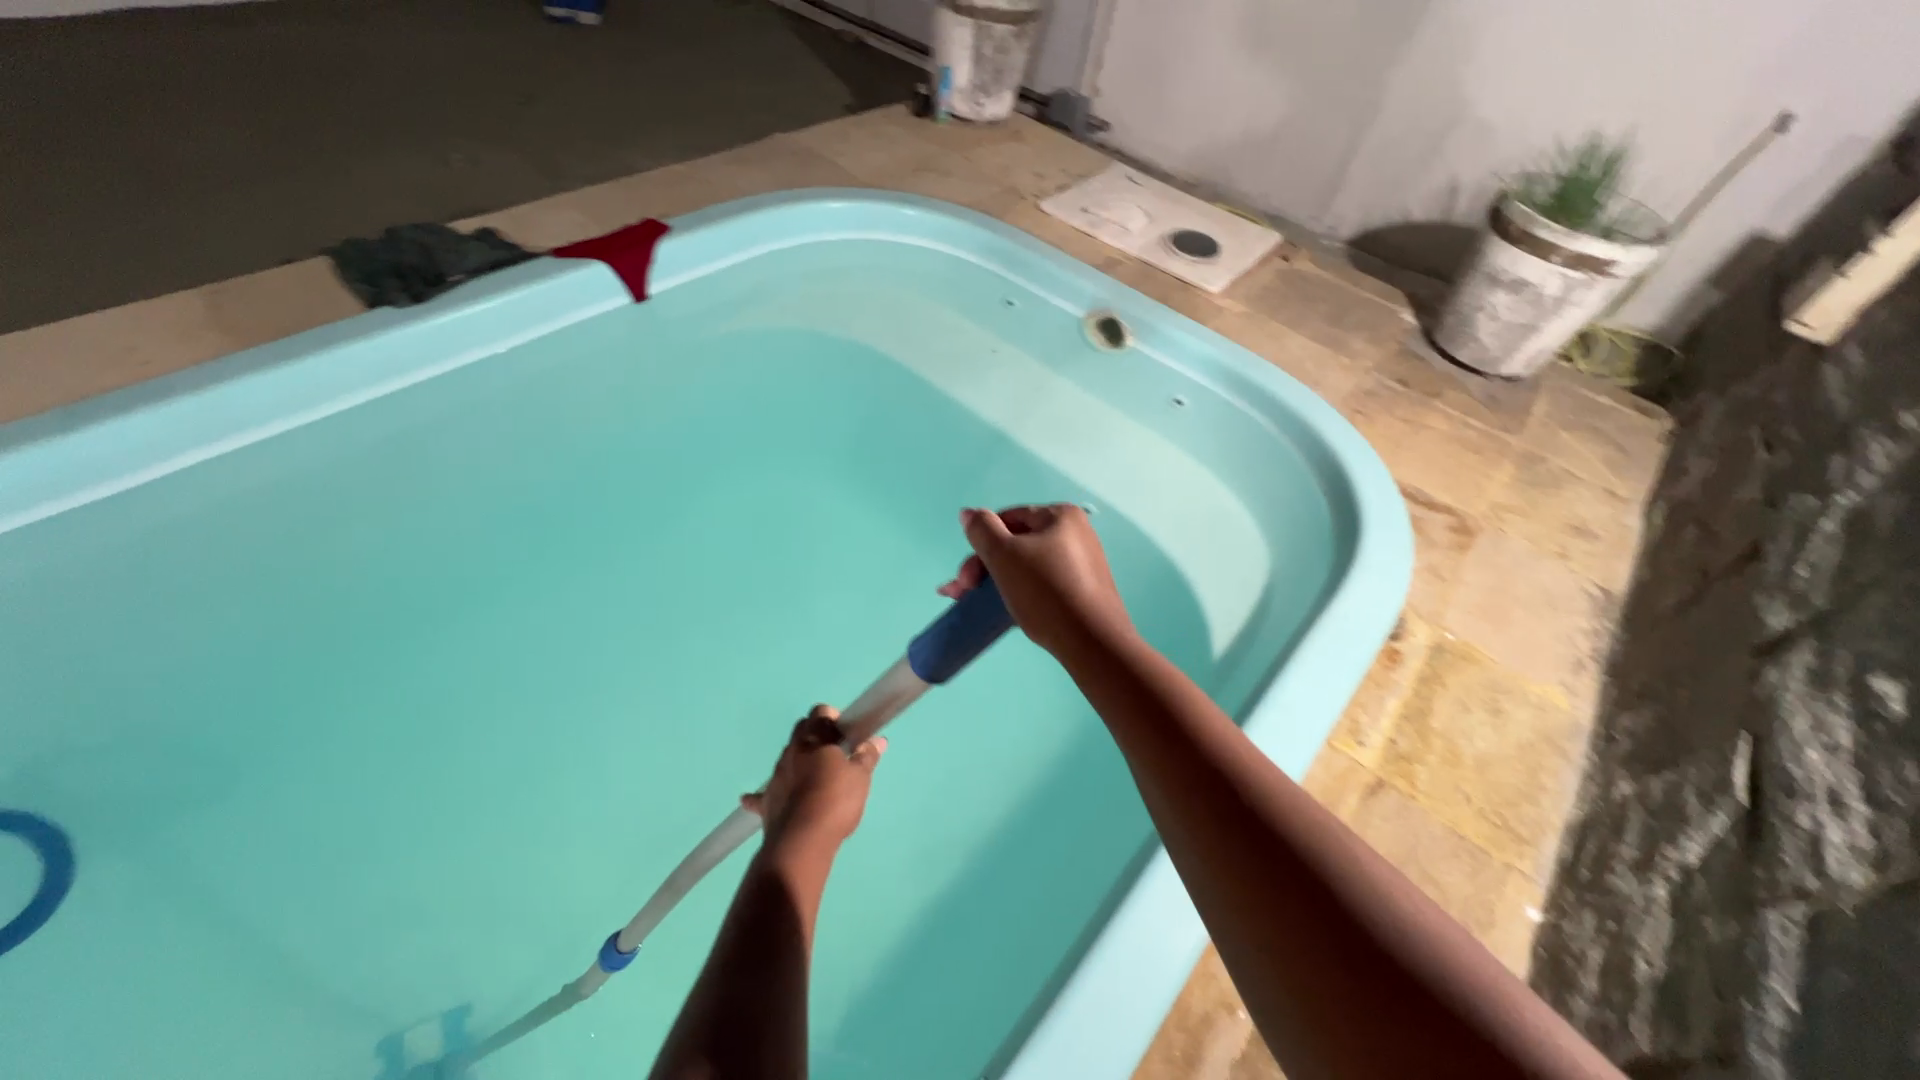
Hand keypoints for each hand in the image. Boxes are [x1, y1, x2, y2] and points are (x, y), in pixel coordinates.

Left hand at [741, 705, 885, 854]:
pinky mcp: (767, 801)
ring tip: (814, 777)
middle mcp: (791, 751)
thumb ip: (867, 756)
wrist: (802, 840)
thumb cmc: (836, 801)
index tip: (845, 731)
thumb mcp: (860, 778)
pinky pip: (761, 795)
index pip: (820, 713)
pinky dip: (760, 795)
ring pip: (786, 758)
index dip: (832, 717)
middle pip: (800, 730)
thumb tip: (877, 740)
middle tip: (834, 751)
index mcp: (815, 740)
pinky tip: (749, 799)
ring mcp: (776, 775)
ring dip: (798, 760)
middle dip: (815, 733)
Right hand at [937, 504, 1133, 657]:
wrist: (1092, 641)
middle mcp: (1075, 533)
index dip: (980, 544)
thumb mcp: (1004, 555)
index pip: (1007, 519)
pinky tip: (1005, 609)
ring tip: (973, 603)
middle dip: (983, 567)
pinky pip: (1042, 583)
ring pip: (1026, 565)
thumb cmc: (1045, 591)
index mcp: (1060, 516)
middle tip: (962, 593)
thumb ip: (981, 530)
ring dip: (996, 581)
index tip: (964, 578)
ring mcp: (1081, 563)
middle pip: (1016, 543)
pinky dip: (1019, 591)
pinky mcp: (1083, 590)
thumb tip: (968, 512)